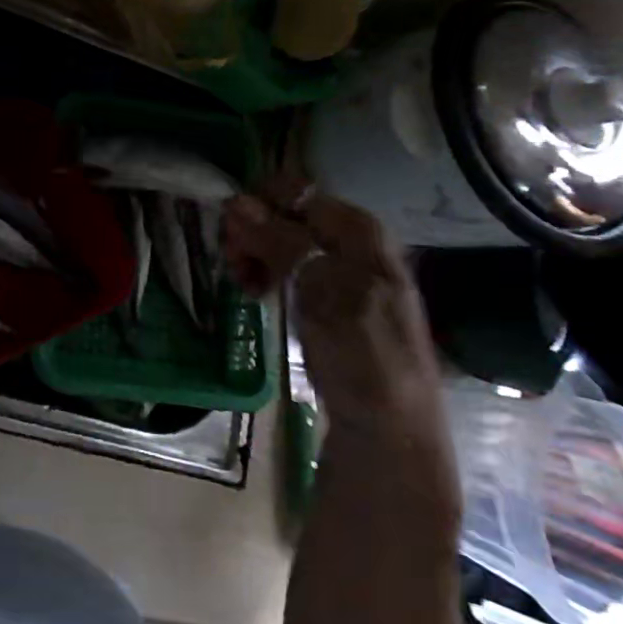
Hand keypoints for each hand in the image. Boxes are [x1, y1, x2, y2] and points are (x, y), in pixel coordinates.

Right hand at [223, 176, 443, 426]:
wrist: (391, 433)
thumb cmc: (363, 359)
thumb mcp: (321, 293)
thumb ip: (282, 243)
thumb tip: (237, 201)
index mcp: (357, 229)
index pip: (292, 190)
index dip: (255, 206)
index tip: (231, 240)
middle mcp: (350, 239)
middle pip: (283, 213)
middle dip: (251, 234)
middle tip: (235, 270)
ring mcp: (340, 267)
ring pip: (280, 239)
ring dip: (253, 255)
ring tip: (244, 287)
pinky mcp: (328, 294)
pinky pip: (287, 266)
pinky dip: (266, 274)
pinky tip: (257, 294)